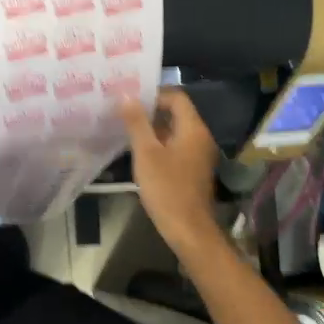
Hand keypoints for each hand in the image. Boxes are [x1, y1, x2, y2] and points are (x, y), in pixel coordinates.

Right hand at [119, 89, 221, 254]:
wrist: (188, 229)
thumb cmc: (167, 189)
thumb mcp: (146, 154)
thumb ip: (137, 123)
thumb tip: (126, 96)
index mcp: (193, 129)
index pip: (176, 98)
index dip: (154, 95)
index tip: (130, 100)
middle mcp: (200, 137)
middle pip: (176, 114)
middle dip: (150, 113)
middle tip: (123, 114)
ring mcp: (199, 155)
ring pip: (175, 133)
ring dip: (153, 131)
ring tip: (126, 132)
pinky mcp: (193, 170)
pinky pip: (176, 148)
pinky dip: (159, 146)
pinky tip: (139, 154)